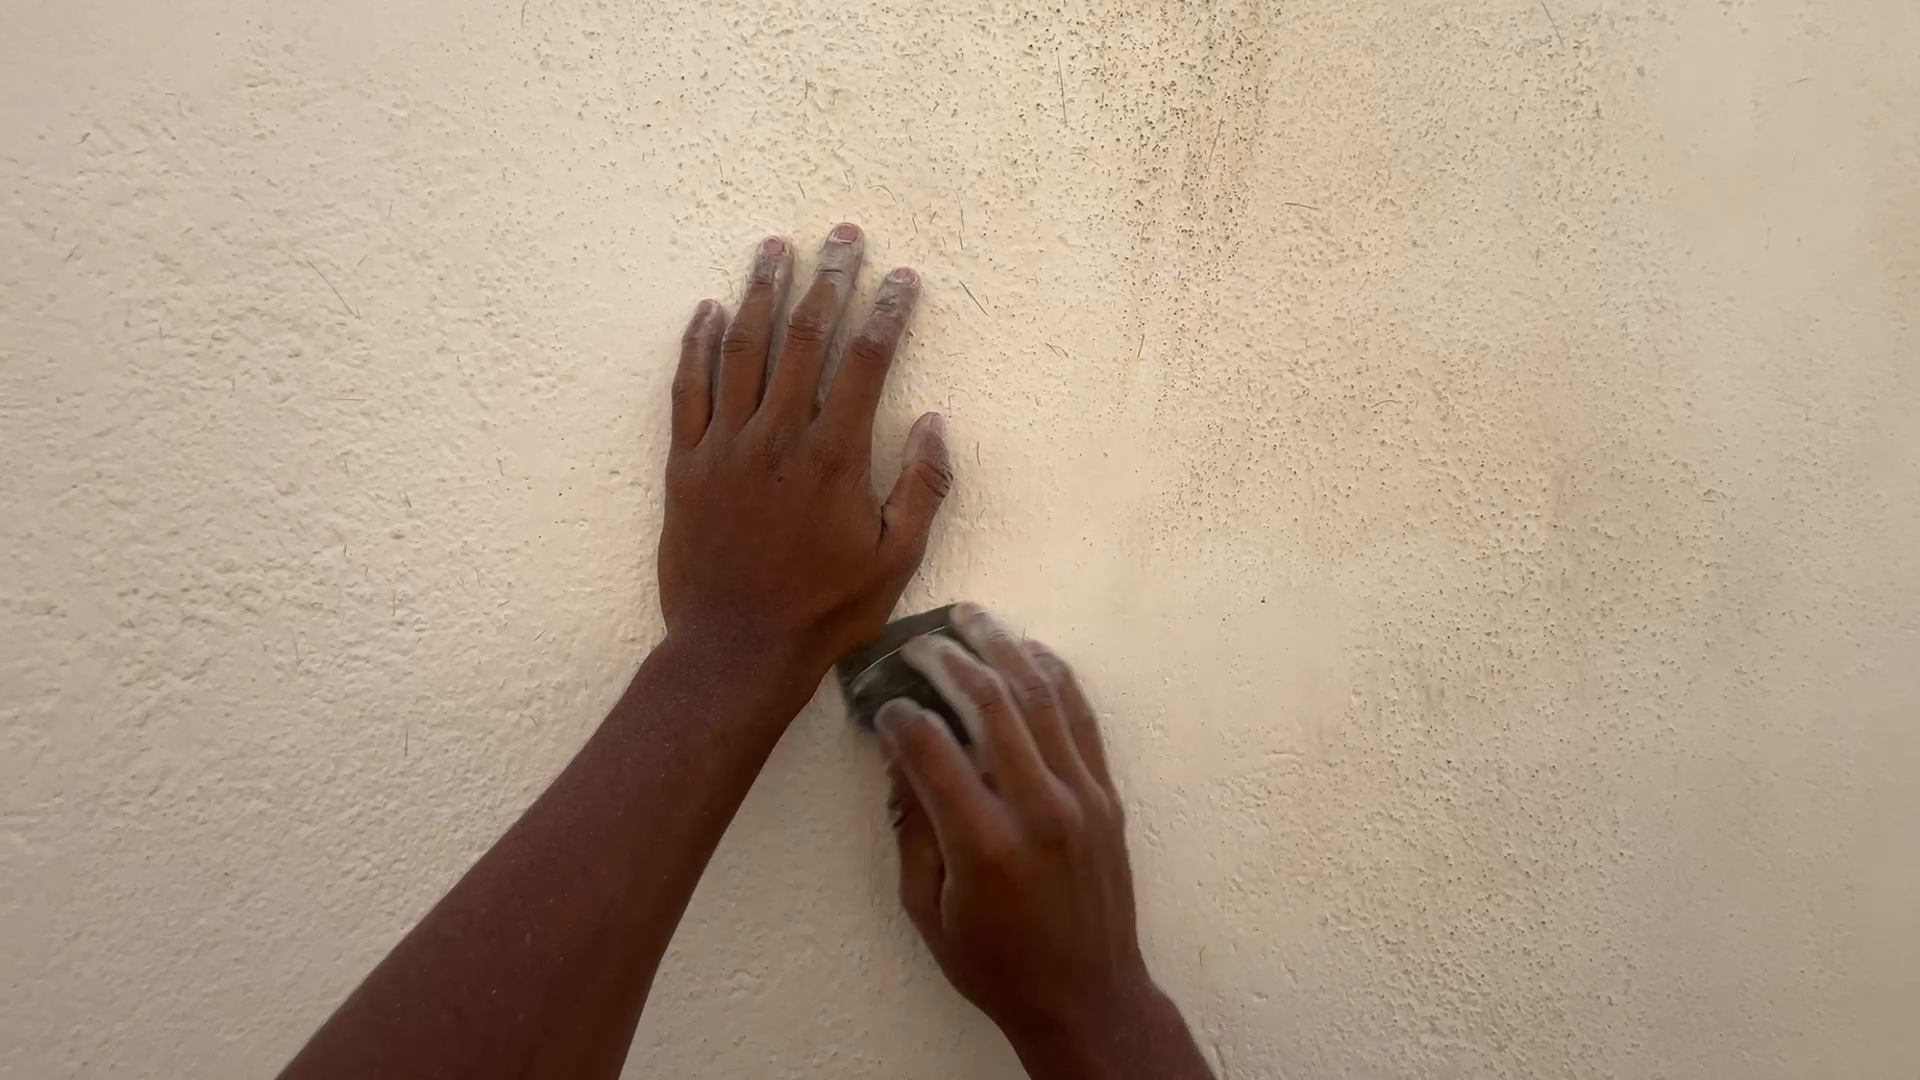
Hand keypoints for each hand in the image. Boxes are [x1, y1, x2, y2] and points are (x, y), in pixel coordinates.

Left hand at [659, 224, 952, 680]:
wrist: (738, 647)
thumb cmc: (825, 608)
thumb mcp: (896, 559)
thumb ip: (921, 487)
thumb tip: (933, 424)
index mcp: (835, 457)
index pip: (867, 363)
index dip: (887, 314)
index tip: (901, 278)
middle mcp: (779, 436)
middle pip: (804, 339)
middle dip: (827, 281)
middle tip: (840, 238)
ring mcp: (726, 446)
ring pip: (743, 350)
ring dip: (761, 293)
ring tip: (774, 247)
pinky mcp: (687, 464)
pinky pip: (688, 389)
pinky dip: (698, 345)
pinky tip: (707, 310)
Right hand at [878, 604, 1210, 1079]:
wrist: (1089, 997)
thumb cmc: (995, 964)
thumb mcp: (927, 909)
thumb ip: (911, 827)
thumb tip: (900, 756)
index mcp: (985, 845)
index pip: (932, 749)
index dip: (900, 716)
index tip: (884, 705)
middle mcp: (1039, 808)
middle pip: (990, 702)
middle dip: (946, 660)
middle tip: (918, 642)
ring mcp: (1082, 794)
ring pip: (1040, 694)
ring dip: (1001, 646)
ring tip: (971, 616)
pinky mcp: (1106, 791)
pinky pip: (1080, 714)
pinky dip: (1053, 673)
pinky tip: (1028, 649)